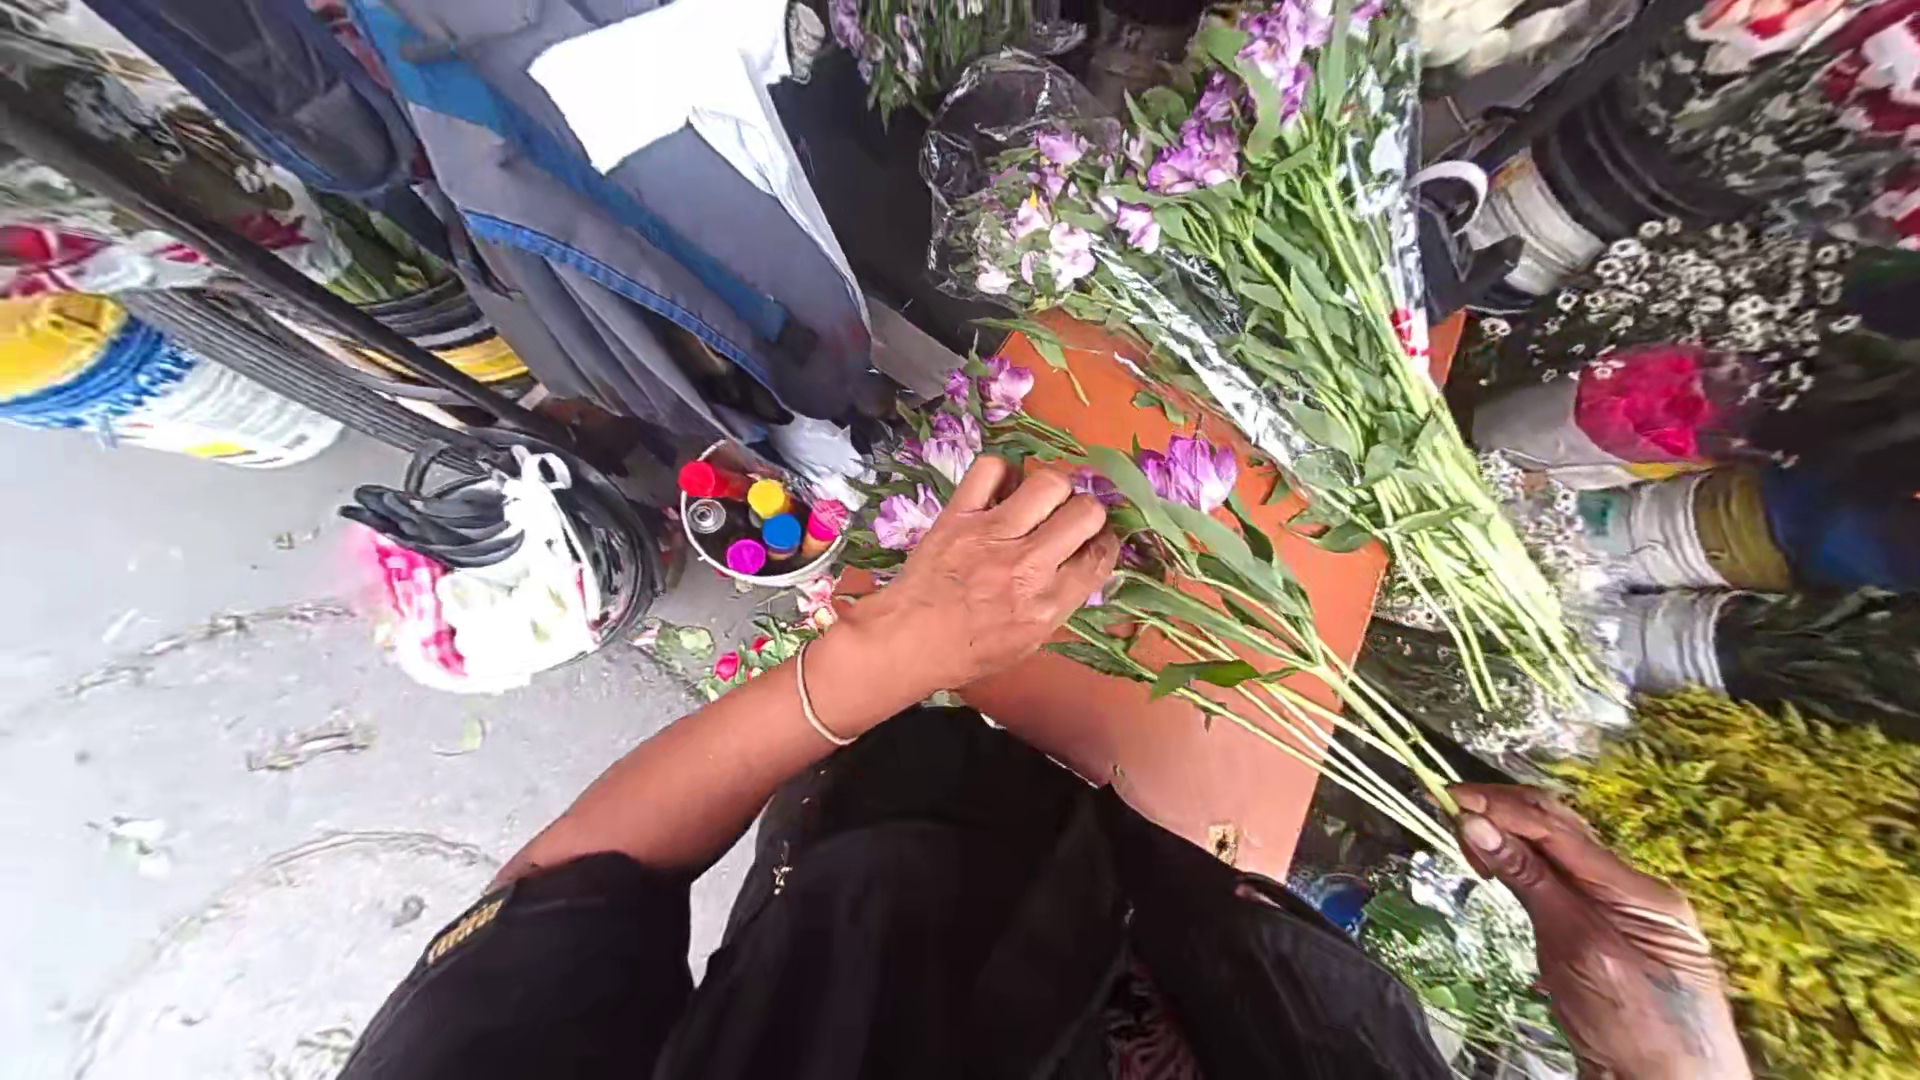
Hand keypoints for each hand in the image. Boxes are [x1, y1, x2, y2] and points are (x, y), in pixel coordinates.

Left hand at [819, 456, 1118, 716]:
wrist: (906, 640)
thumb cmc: (967, 650)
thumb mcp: (1027, 641)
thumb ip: (1060, 600)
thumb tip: (1083, 561)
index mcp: (1046, 603)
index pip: (1099, 555)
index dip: (1106, 540)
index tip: (1095, 538)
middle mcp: (1026, 565)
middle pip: (1085, 512)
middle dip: (1088, 511)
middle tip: (1071, 517)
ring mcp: (991, 535)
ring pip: (1049, 482)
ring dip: (1055, 488)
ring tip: (1041, 500)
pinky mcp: (958, 515)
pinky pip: (992, 469)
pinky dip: (1004, 473)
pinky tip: (1002, 490)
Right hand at [1449, 785, 1750, 1079]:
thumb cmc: (1630, 1024)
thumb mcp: (1575, 946)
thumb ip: (1528, 879)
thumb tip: (1472, 822)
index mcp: (1639, 891)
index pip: (1557, 830)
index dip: (1501, 808)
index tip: (1448, 799)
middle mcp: (1627, 884)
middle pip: (1554, 822)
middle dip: (1499, 808)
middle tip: (1448, 811)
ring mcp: (1610, 898)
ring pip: (1546, 838)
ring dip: (1501, 826)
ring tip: (1464, 838)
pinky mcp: (1587, 911)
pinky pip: (1544, 864)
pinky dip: (1509, 851)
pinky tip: (1487, 859)